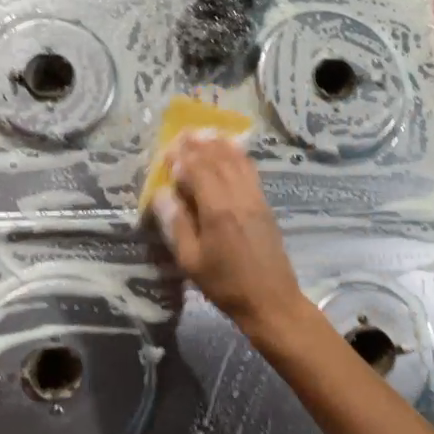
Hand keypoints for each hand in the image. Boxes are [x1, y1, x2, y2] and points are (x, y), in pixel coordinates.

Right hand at [151, 132, 309, 338]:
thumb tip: (162, 195)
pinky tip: (231, 150)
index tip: (166, 152)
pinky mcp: (265, 204)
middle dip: (198, 145)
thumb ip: (176, 225)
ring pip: (236, 161)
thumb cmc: (225, 285)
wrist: (270, 300)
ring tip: (204, 133)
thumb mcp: (191, 261)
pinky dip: (238, 155)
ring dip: (219, 145)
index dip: (181, 159)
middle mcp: (238, 197)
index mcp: (217, 210)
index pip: (197, 171)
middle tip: (182, 134)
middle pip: (217, 159)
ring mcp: (255, 198)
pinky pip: (251, 171)